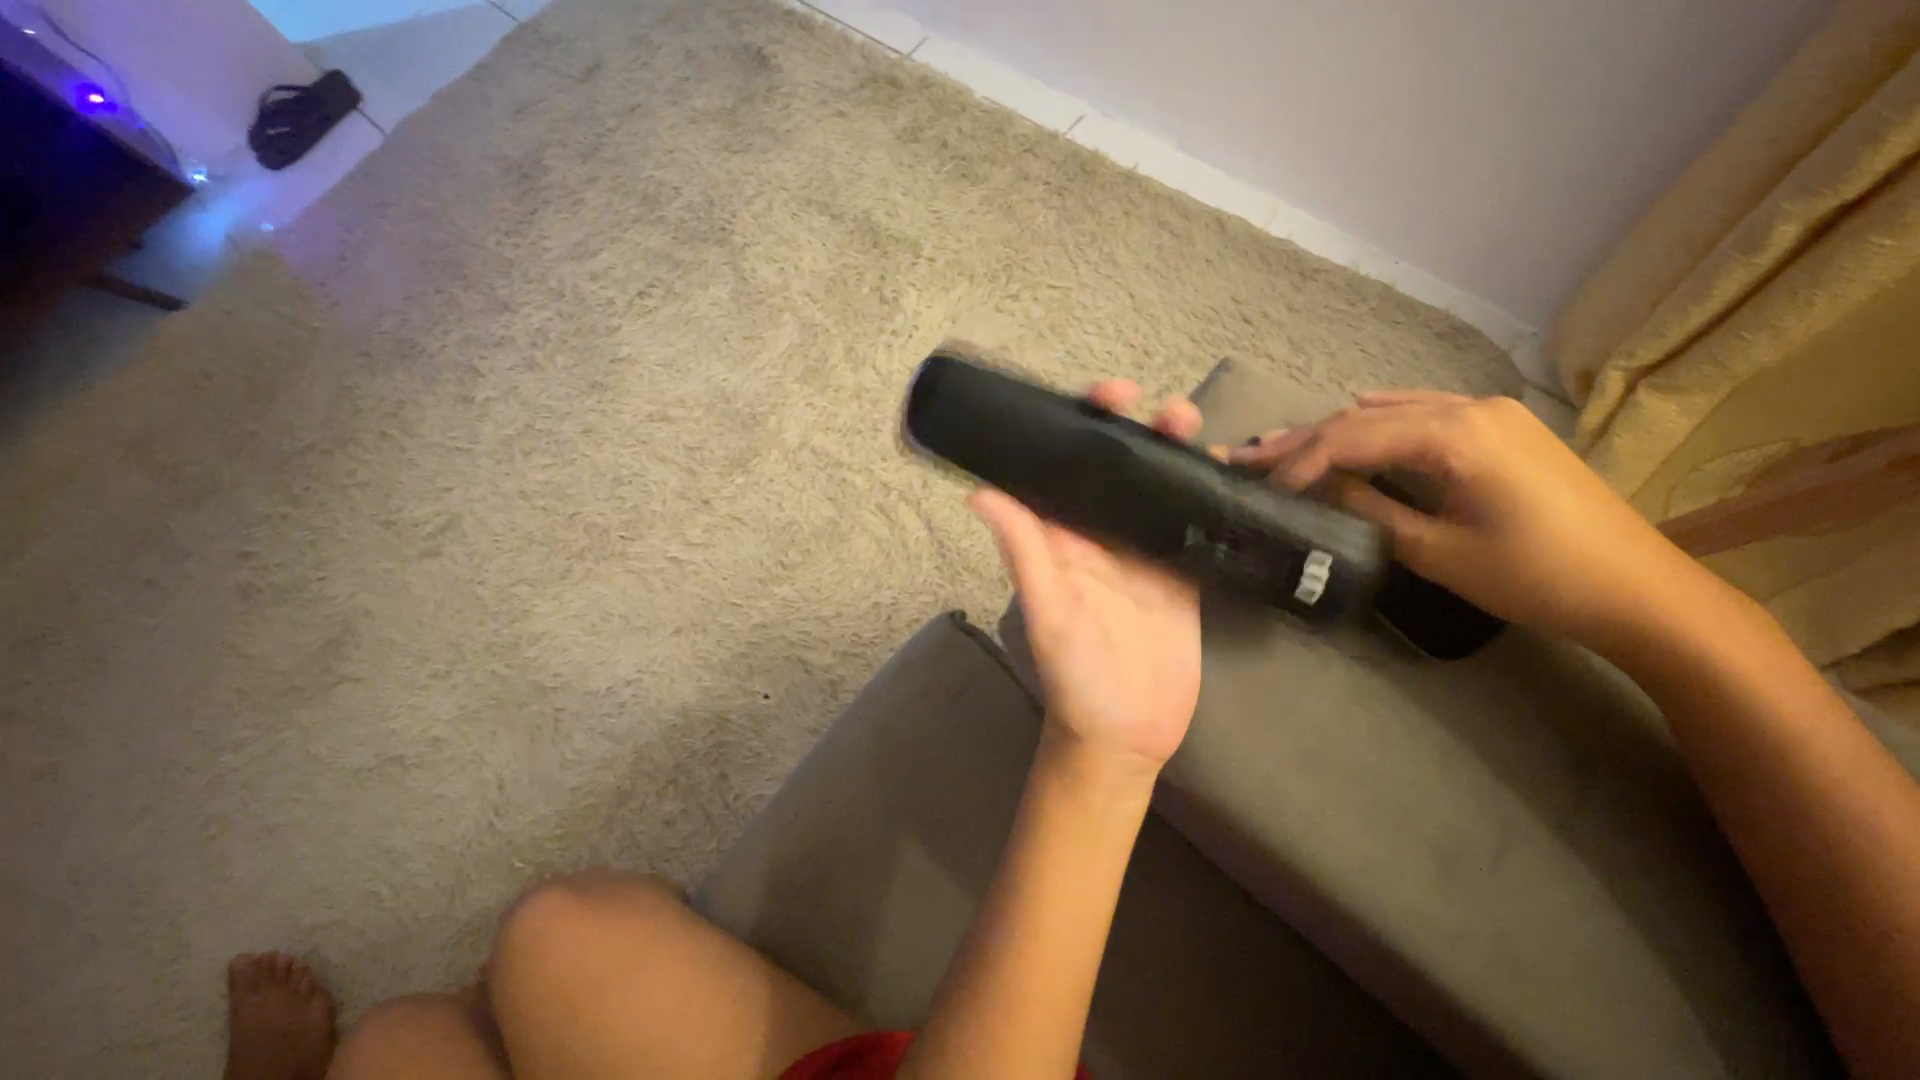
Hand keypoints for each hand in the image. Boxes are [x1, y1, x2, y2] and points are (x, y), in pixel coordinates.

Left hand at [969, 380, 1203, 772]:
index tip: (1107, 397)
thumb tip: (978, 493)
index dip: (1081, 427)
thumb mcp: (1049, 611)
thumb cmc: (1076, 678)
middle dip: (1136, 430)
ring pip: (1157, 488)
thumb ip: (1024, 552)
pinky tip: (1224, 469)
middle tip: (1166, 409)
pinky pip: (1191, 523)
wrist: (1126, 735)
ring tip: (1194, 428)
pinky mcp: (1179, 575)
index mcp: (1060, 537)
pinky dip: (1205, 495)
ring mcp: (1141, 553)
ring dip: (1173, 453)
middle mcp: (1098, 537)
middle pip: (1116, 469)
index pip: (1064, 467)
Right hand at [1230, 390, 1718, 656]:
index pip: (1352, 438)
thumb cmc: (1536, 577)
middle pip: (1367, 418)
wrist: (1637, 588)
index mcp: (1454, 435)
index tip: (1259, 486)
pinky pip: (1428, 411)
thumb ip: (1372, 510)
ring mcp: (1491, 414)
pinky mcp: (1503, 429)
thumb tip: (1321, 486)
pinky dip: (1384, 418)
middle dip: (1305, 440)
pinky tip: (1358, 408)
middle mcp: (1470, 409)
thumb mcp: (1439, 552)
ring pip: (1394, 413)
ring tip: (1283, 442)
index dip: (1299, 461)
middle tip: (1246, 455)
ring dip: (1338, 430)